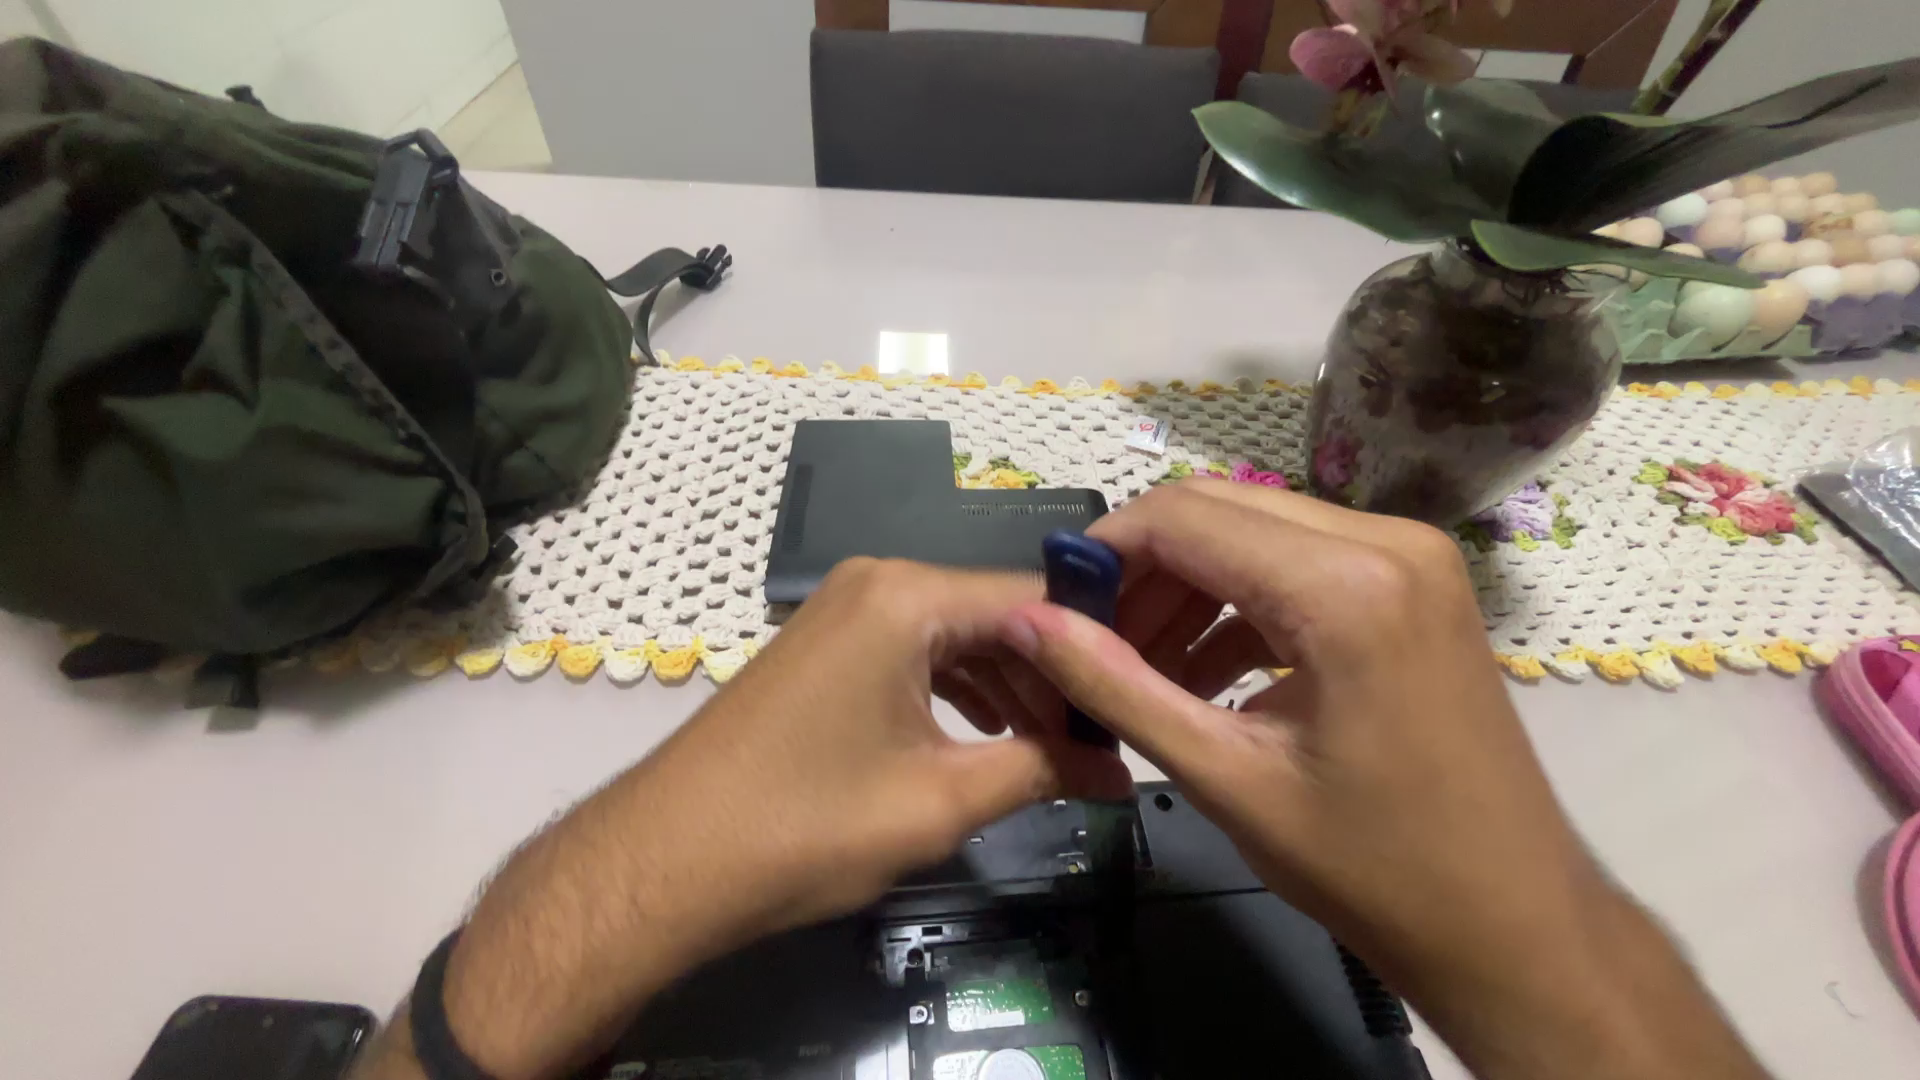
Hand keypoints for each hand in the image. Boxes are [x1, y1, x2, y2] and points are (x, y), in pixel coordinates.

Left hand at [407, 559, 1128, 1079]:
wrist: (662, 862)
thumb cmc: (805, 824)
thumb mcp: (939, 800)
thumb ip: (1040, 769)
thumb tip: (1123, 771)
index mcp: (908, 597)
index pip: (1034, 604)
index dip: (1094, 651)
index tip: (1139, 700)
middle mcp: (879, 582)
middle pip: (995, 617)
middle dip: (1051, 679)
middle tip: (1104, 742)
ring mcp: (847, 610)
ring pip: (956, 637)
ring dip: (1007, 690)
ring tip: (1056, 751)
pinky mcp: (829, 644)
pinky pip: (915, 652)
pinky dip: (957, 692)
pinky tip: (990, 738)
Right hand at [1000, 479, 1767, 1079]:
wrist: (1515, 925)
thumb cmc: (1367, 865)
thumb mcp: (1220, 775)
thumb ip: (1114, 686)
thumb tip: (1026, 622)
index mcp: (1343, 586)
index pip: (1183, 517)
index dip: (1105, 551)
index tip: (1060, 606)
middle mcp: (1384, 540)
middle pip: (1217, 509)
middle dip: (1142, 568)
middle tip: (1095, 640)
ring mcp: (1408, 556)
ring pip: (1252, 530)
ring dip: (1185, 587)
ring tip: (1140, 665)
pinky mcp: (1410, 582)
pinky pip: (1293, 561)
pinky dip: (1234, 603)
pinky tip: (1200, 670)